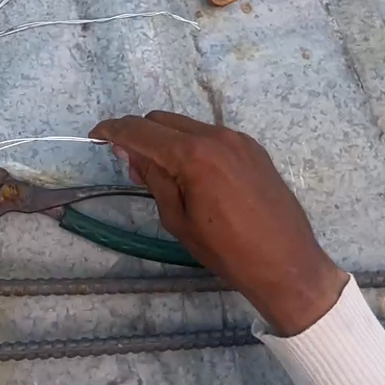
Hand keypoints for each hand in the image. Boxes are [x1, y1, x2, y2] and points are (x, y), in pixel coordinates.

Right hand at [90, 111, 346, 335]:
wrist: (288, 264)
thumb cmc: (226, 251)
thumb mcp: (176, 218)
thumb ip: (152, 178)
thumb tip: (131, 152)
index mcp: (193, 154)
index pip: (140, 131)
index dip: (112, 130)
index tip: (96, 135)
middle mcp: (215, 136)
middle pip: (160, 120)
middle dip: (138, 134)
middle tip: (129, 162)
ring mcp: (237, 139)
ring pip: (185, 124)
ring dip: (165, 138)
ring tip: (163, 172)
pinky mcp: (252, 147)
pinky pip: (209, 135)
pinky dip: (191, 144)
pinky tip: (193, 173)